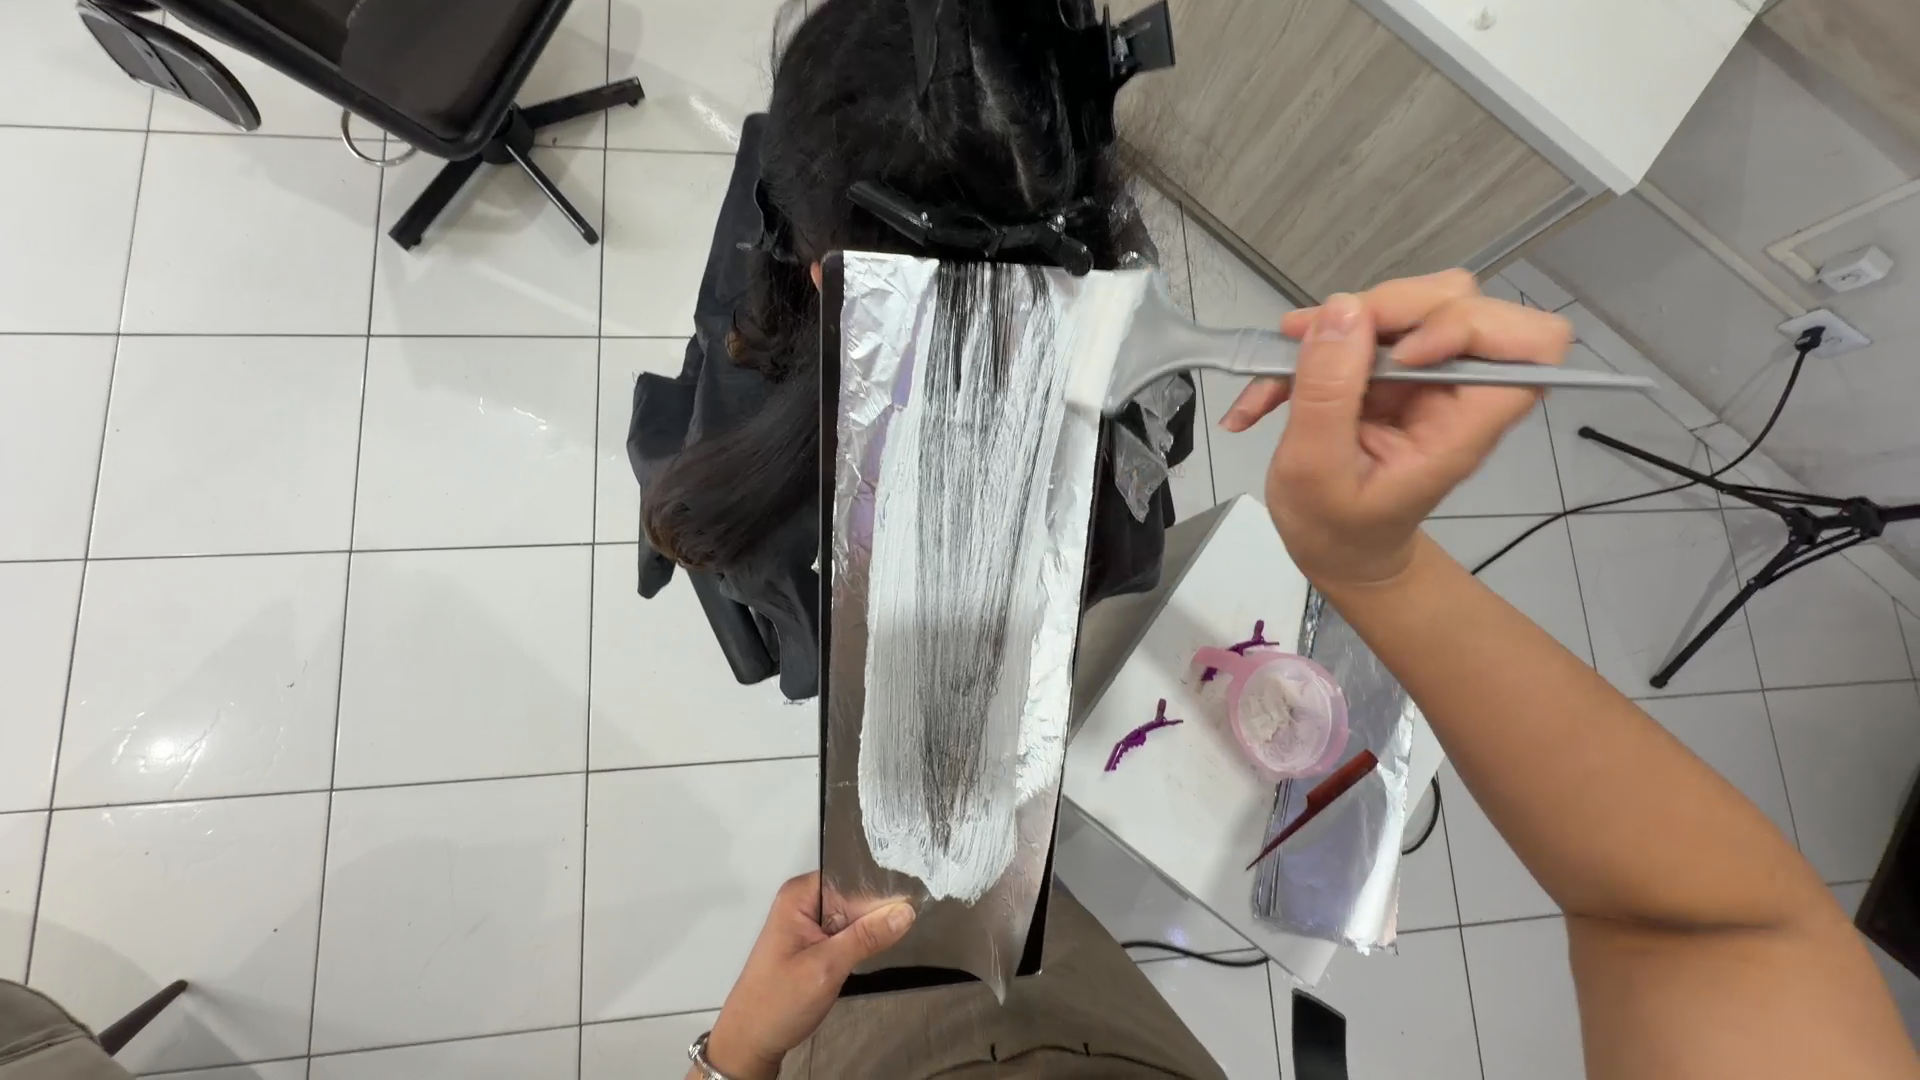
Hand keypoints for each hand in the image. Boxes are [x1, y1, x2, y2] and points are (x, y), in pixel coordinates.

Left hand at [699, 873, 915, 1079]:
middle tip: (916, 914)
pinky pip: (847, 931)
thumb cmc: (777, 1002)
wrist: (749, 1044)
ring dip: (873, 926)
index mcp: (800, 893)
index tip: (915, 895)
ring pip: (853, 914)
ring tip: (906, 926)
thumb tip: (905, 911)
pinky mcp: (814, 942)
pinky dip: (863, 940)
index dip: (882, 887)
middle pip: (854, 894)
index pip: (852, 878)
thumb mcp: (826, 968)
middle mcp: (804, 900)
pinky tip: (883, 944)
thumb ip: (866, 937)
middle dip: (880, 907)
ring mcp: (808, 922)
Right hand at [1221, 270, 1570, 590]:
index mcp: (1465, 423)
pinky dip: (1304, 354)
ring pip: (1402, 307)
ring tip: (1276, 367)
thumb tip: (1339, 309)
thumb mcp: (1316, 470)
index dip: (1468, 325)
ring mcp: (1418, 376)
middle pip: (1456, 302)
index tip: (1399, 353)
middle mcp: (1454, 388)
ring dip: (1332, 327)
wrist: (1333, 549)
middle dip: (1379, 310)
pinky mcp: (1383, 374)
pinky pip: (1354, 333)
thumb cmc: (1334, 529)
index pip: (1528, 343)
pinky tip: (1262, 396)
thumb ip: (1328, 393)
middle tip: (1310, 339)